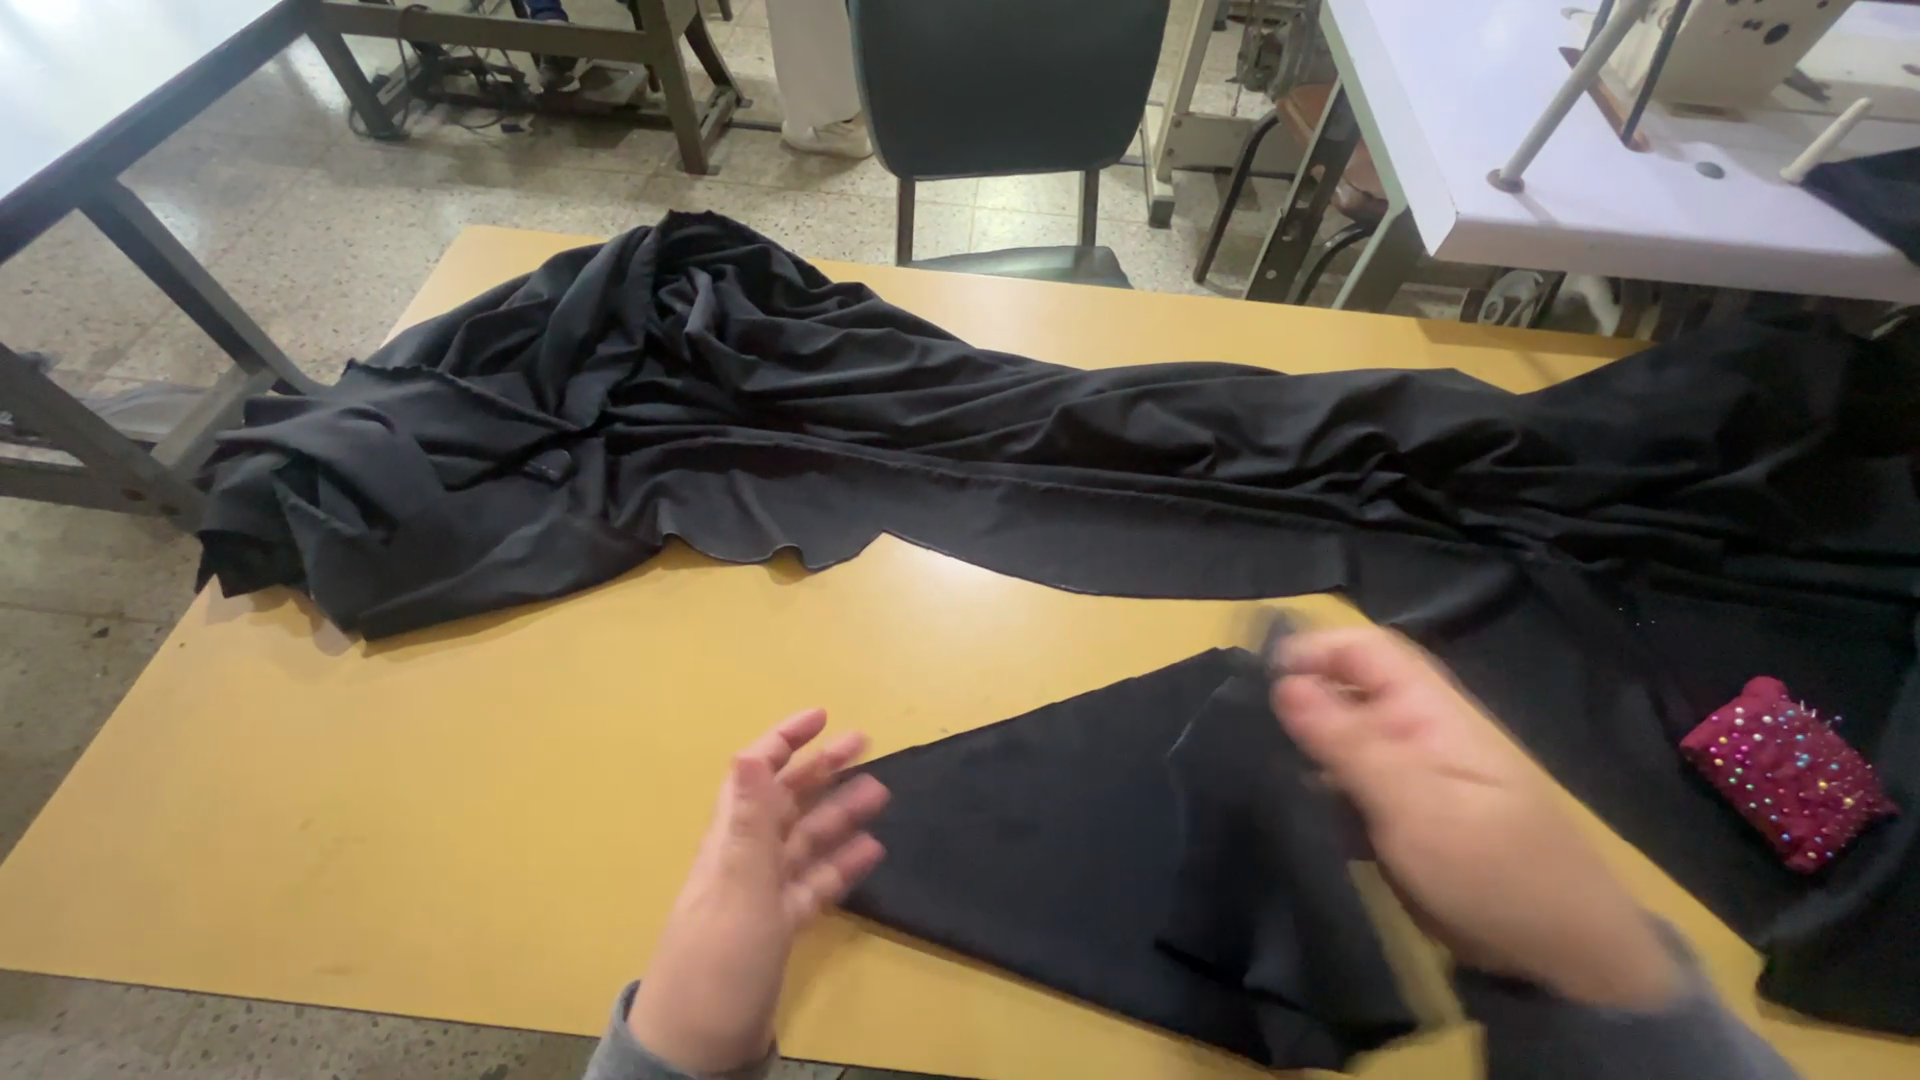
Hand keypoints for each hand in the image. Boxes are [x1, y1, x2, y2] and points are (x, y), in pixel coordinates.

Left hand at [627, 709, 889, 1072]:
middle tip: (865, 741)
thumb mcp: (739, 888)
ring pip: (808, 838)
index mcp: (732, 839)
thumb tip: (746, 753)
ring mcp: (764, 892)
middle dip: (823, 766)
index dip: (786, 739)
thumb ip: (749, 822)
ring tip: (881, 792)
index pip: (757, 773)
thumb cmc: (719, 959)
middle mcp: (747, 856)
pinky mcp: (780, 925)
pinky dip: (842, 863)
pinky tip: (870, 850)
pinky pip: (816, 881)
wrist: (699, 1046)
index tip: (822, 716)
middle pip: (788, 799)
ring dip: (841, 812)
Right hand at [1271, 627, 1680, 1008]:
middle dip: (1296, 697)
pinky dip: (1311, 782)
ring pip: (1337, 734)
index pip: (1366, 649)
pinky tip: (1279, 796)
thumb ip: (1349, 742)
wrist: (1561, 962)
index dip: (1314, 649)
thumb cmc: (1498, 873)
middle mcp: (1413, 730)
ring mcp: (1403, 772)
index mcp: (1431, 712)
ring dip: (1298, 742)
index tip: (1259, 677)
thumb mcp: (1419, 807)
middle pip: (1346, 688)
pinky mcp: (1393, 810)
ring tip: (1249, 759)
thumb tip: (1284, 683)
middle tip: (1242, 723)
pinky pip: (1340, 778)